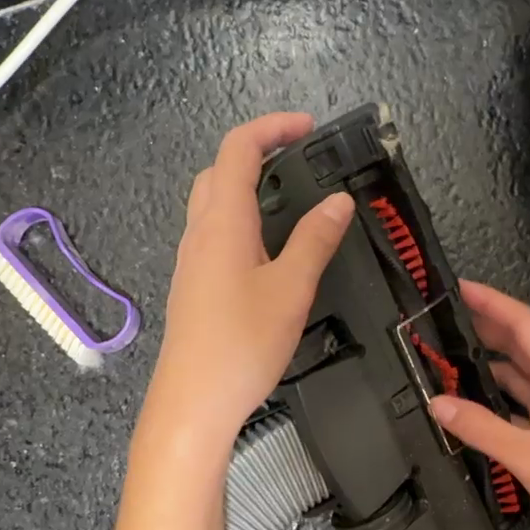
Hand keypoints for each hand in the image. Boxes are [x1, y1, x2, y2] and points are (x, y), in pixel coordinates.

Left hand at [143, 112, 355, 450]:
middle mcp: (199, 233)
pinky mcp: (191, 289)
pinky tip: (265, 253)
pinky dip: (239, 224)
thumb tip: (338, 201)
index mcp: (222, 222)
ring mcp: (190, 262)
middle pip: (218, 172)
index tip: (308, 127)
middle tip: (297, 163)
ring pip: (212, 206)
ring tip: (287, 204)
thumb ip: (315, 241)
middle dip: (255, 154)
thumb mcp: (291, 289)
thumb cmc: (243, 343)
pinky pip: (212, 237)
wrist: (193, 402)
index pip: (238, 149)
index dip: (272, 127)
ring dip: (245, 190)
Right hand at [430, 280, 529, 529]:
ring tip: (453, 358)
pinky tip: (471, 406)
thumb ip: (480, 427)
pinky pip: (519, 408)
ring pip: (520, 379)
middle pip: (523, 347)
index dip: (495, 304)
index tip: (461, 289)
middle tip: (448, 319)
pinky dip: (495, 401)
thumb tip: (438, 403)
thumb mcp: (525, 454)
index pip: (526, 327)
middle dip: (489, 328)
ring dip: (491, 365)